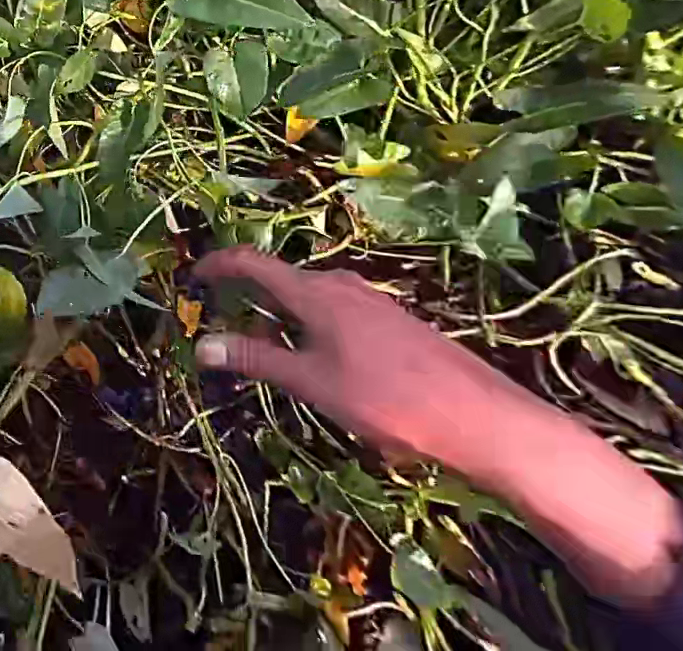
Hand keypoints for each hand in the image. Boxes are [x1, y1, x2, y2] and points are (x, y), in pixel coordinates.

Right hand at [191, 246, 682, 607]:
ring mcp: (372, 300)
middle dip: (248, 288)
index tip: (194, 273)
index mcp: (316, 293)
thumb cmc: (391, 401)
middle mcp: (342, 285)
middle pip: (282, 275)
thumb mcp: (313, 383)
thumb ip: (256, 360)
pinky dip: (309, 316)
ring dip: (280, 304)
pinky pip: (335, 305)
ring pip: (311, 291)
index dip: (220, 263)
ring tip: (264, 333)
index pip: (253, 262)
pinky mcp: (394, 320)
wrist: (488, 420)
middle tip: (223, 312)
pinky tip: (319, 349)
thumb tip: (201, 345)